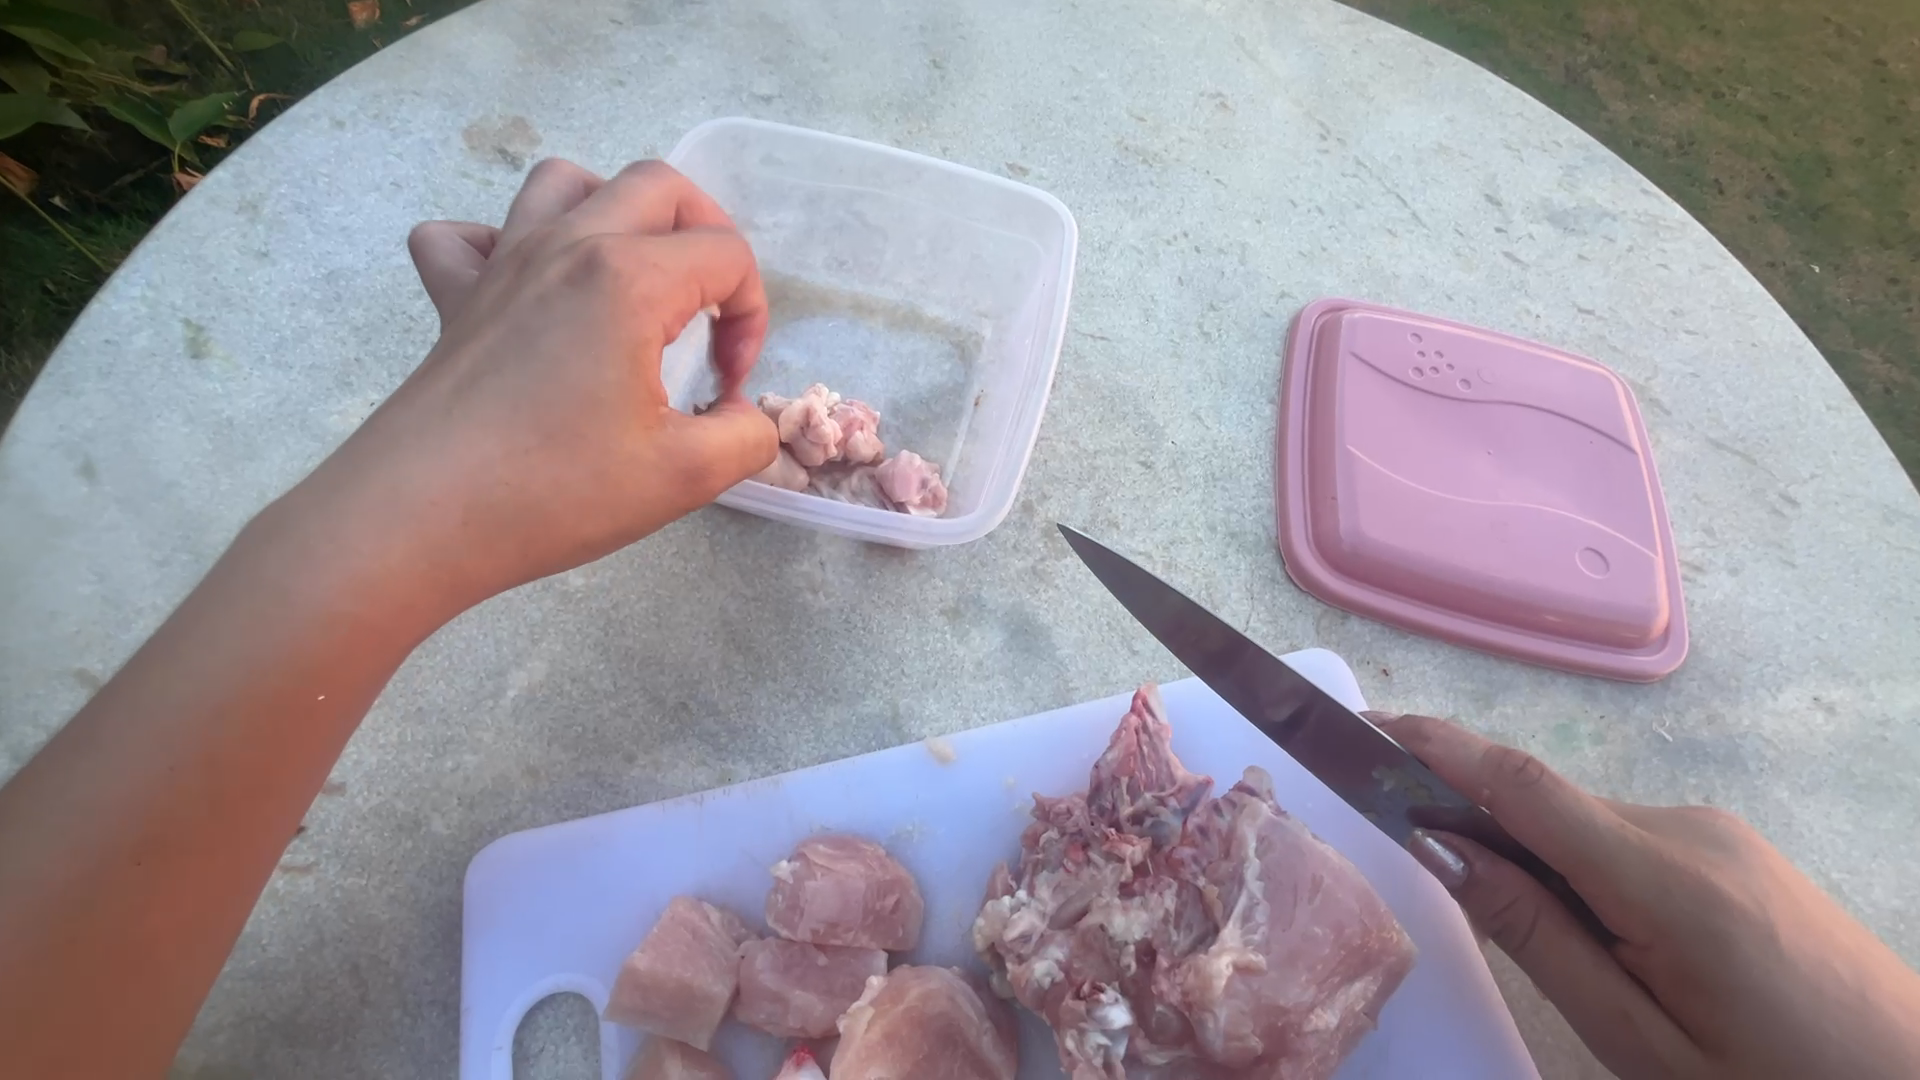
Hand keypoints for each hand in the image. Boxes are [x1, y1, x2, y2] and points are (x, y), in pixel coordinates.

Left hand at [289, 159, 778, 618]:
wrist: (420, 520)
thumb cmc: (561, 491)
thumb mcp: (690, 475)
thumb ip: (750, 436)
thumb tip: (745, 416)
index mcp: (629, 280)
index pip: (726, 256)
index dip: (751, 319)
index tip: (728, 384)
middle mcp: (566, 246)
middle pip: (660, 186)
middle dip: (709, 239)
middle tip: (712, 309)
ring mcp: (501, 263)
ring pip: (568, 183)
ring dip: (620, 217)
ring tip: (637, 282)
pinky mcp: (455, 296)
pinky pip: (476, 233)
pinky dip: (514, 246)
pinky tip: (536, 295)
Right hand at [1376, 714, 1919, 1079]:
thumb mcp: (1640, 1040)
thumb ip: (1531, 931)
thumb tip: (1437, 844)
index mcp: (1668, 880)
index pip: (1520, 784)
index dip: (1435, 745)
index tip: (1366, 727)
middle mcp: (1688, 829)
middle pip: (1541, 801)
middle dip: (1473, 817)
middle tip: (1434, 867)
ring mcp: (1716, 833)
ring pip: (1577, 819)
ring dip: (1528, 850)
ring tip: (1551, 939)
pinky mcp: (1731, 847)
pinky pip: (1617, 833)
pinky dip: (1573, 858)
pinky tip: (1599, 929)